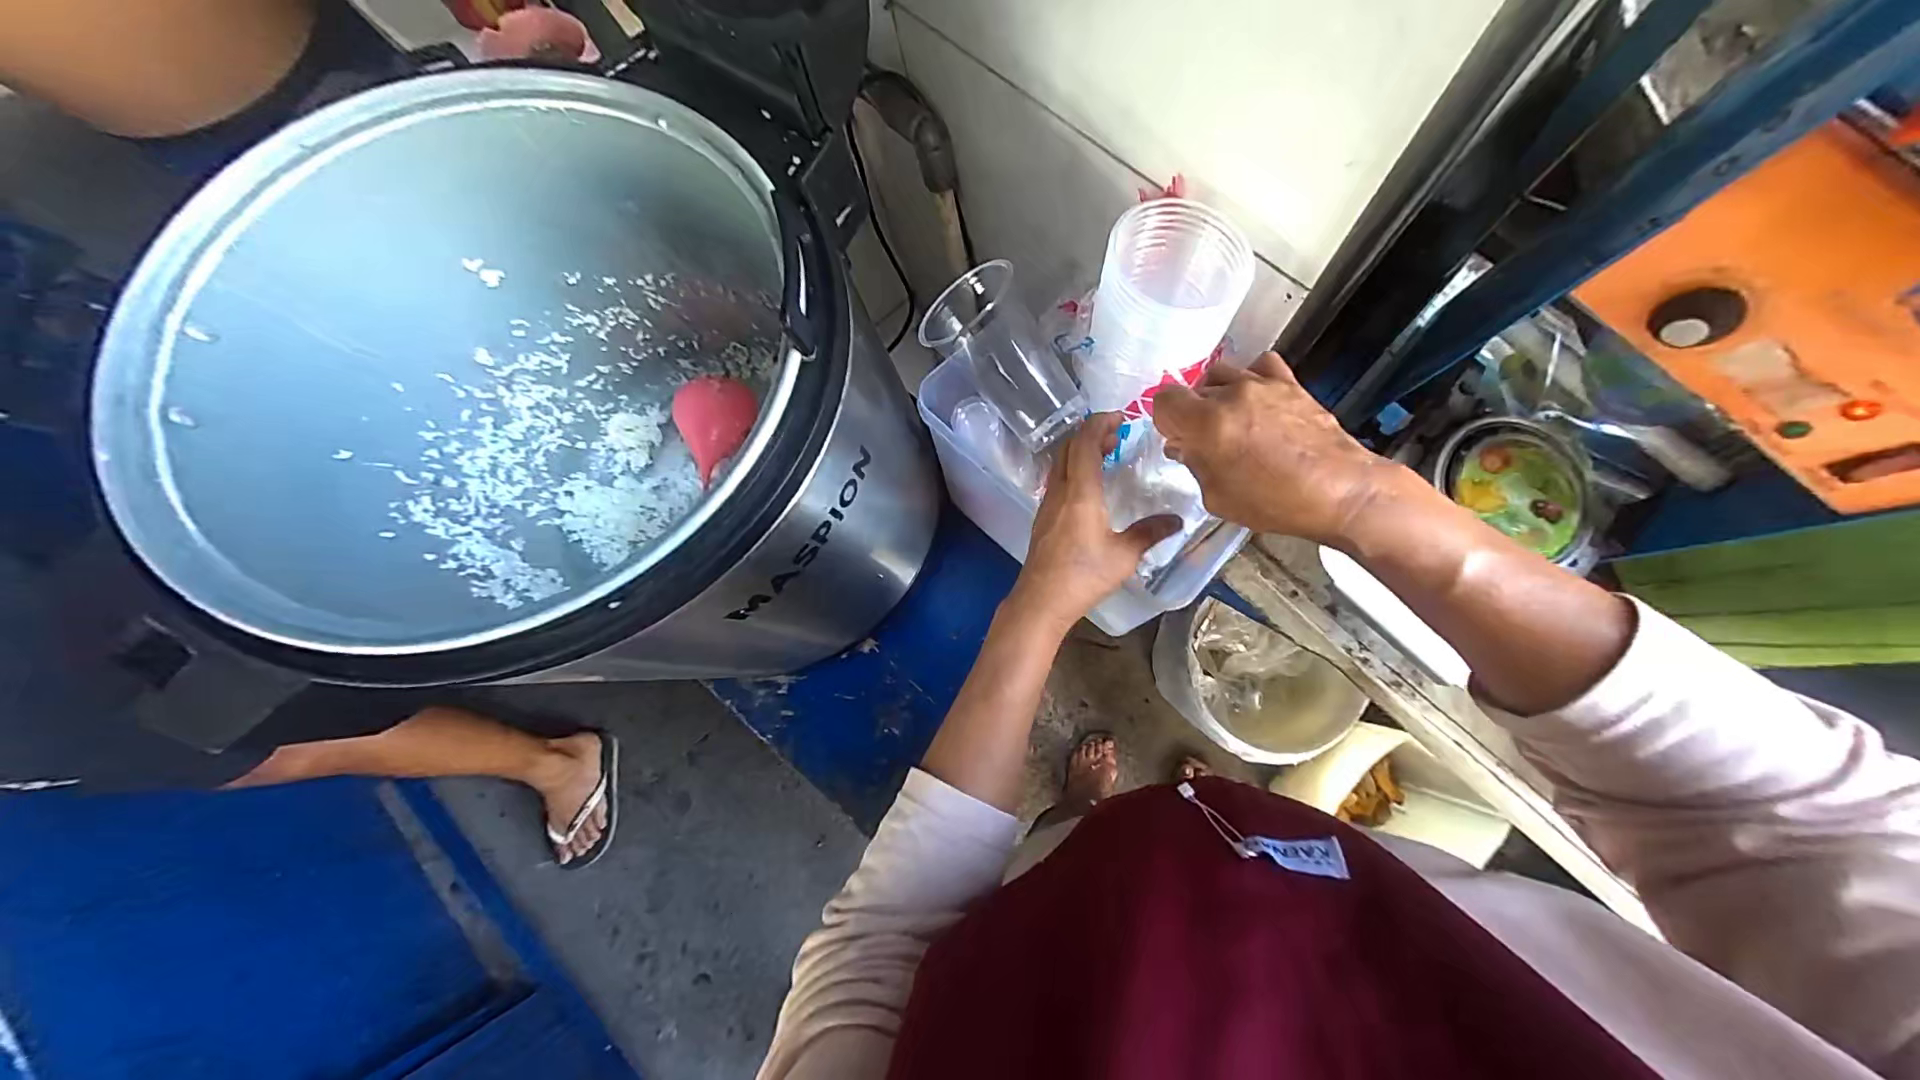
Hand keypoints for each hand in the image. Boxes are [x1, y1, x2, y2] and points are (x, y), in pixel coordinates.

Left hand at [1010, 414, 1180, 626]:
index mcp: (1080, 493)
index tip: (1120, 417)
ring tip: (1105, 455)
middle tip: (1116, 435)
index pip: (1084, 443)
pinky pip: (1057, 480)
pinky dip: (1073, 470)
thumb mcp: (1124, 556)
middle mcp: (1059, 492)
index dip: (1100, 423)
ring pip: (1060, 463)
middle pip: (1068, 447)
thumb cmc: (1083, 576)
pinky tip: (1089, 486)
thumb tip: (1176, 520)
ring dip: (1080, 451)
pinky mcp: (1043, 519)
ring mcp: (1047, 505)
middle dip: (1091, 433)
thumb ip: (1149, 533)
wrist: (1041, 601)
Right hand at [1152, 352, 1407, 545]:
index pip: (1163, 399)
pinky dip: (1251, 377)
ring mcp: (1263, 385)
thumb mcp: (1217, 497)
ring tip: (1229, 420)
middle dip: (1192, 413)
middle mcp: (1231, 395)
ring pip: (1221, 374)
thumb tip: (1185, 446)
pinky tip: (1256, 400)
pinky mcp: (1290, 384)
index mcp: (1206, 423)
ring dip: (1217, 394)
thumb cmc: (1274, 503)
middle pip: (1192, 389)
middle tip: (1204, 440)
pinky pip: (1260, 366)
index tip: (1177, 438)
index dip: (1165, 420)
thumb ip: (1194, 464)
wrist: (1340, 492)